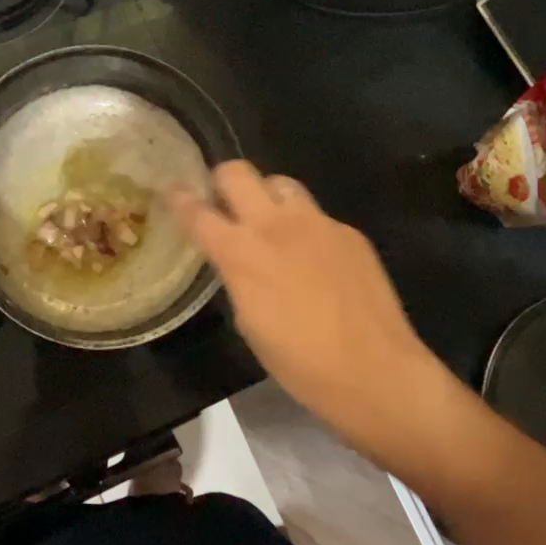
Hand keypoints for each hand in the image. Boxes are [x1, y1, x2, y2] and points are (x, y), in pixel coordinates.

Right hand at [170, 161, 451, 462]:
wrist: (375, 372)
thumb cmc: (301, 364)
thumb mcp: (250, 323)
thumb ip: (238, 278)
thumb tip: (240, 263)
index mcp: (242, 254)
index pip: (198, 213)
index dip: (178, 198)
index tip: (170, 188)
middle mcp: (276, 226)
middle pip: (238, 173)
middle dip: (222, 179)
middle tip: (221, 197)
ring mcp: (318, 224)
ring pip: (281, 183)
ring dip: (267, 196)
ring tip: (270, 222)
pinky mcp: (349, 233)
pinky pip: (317, 216)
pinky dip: (305, 227)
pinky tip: (314, 260)